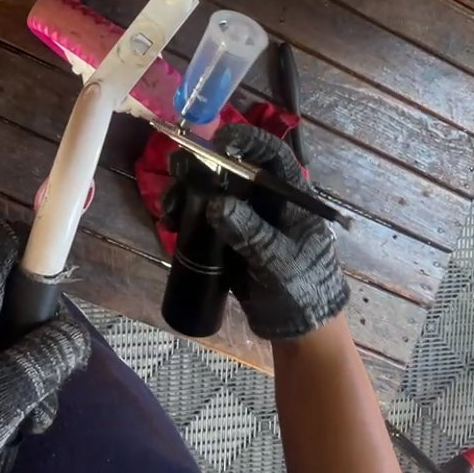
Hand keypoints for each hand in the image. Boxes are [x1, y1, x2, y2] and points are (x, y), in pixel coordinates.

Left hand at [0, 221, 89, 472]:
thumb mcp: (10, 394)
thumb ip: (47, 357)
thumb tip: (71, 334)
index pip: (3, 239)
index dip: (34, 252)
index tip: (51, 294)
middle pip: (0, 278)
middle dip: (29, 312)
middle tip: (42, 353)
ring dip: (12, 345)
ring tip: (28, 401)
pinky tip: (3, 407)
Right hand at [176, 123, 345, 340]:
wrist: (300, 332)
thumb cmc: (304, 291)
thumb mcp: (280, 262)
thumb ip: (251, 233)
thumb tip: (216, 205)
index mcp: (291, 198)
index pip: (272, 156)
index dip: (247, 140)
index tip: (218, 142)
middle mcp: (267, 202)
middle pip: (234, 170)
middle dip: (203, 166)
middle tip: (176, 170)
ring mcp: (247, 219)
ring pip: (214, 192)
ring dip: (187, 193)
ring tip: (168, 207)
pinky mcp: (229, 238)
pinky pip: (205, 218)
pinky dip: (186, 216)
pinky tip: (170, 223)